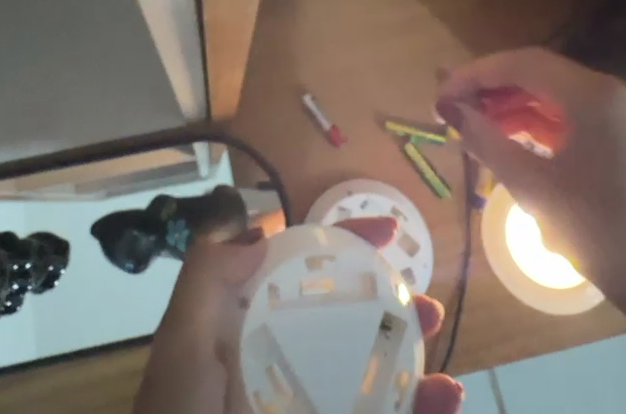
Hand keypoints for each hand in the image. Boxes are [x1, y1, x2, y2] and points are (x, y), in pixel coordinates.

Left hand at [133, 217, 463, 413]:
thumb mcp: (181, 345)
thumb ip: (206, 283)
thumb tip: (260, 233)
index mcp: (250, 322)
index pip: (304, 268)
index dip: (343, 243)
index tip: (387, 230)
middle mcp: (284, 356)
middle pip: (347, 318)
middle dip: (390, 304)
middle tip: (425, 303)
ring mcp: (310, 400)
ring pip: (372, 370)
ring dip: (413, 358)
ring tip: (441, 358)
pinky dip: (419, 410)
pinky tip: (444, 401)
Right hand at [437, 47, 625, 307]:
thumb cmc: (597, 233)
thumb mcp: (532, 188)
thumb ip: (487, 140)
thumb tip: (451, 110)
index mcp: (595, 97)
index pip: (522, 64)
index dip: (475, 74)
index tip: (441, 95)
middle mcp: (615, 93)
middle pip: (540, 73)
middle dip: (492, 88)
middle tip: (453, 109)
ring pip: (557, 93)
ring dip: (514, 104)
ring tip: (476, 125)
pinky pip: (577, 113)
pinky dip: (542, 121)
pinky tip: (513, 138)